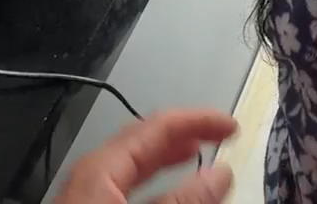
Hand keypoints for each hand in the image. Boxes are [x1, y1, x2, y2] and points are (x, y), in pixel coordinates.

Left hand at [55, 107, 237, 203]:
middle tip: (221, 139)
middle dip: (186, 137)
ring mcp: (85, 198)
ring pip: (135, 168)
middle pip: (146, 142)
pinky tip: (168, 198)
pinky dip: (154, 187)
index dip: (199, 120)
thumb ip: (182, 202)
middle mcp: (91, 176)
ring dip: (171, 161)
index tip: (232, 127)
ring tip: (200, 162)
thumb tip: (222, 175)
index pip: (159, 125)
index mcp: (101, 168)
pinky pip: (125, 190)